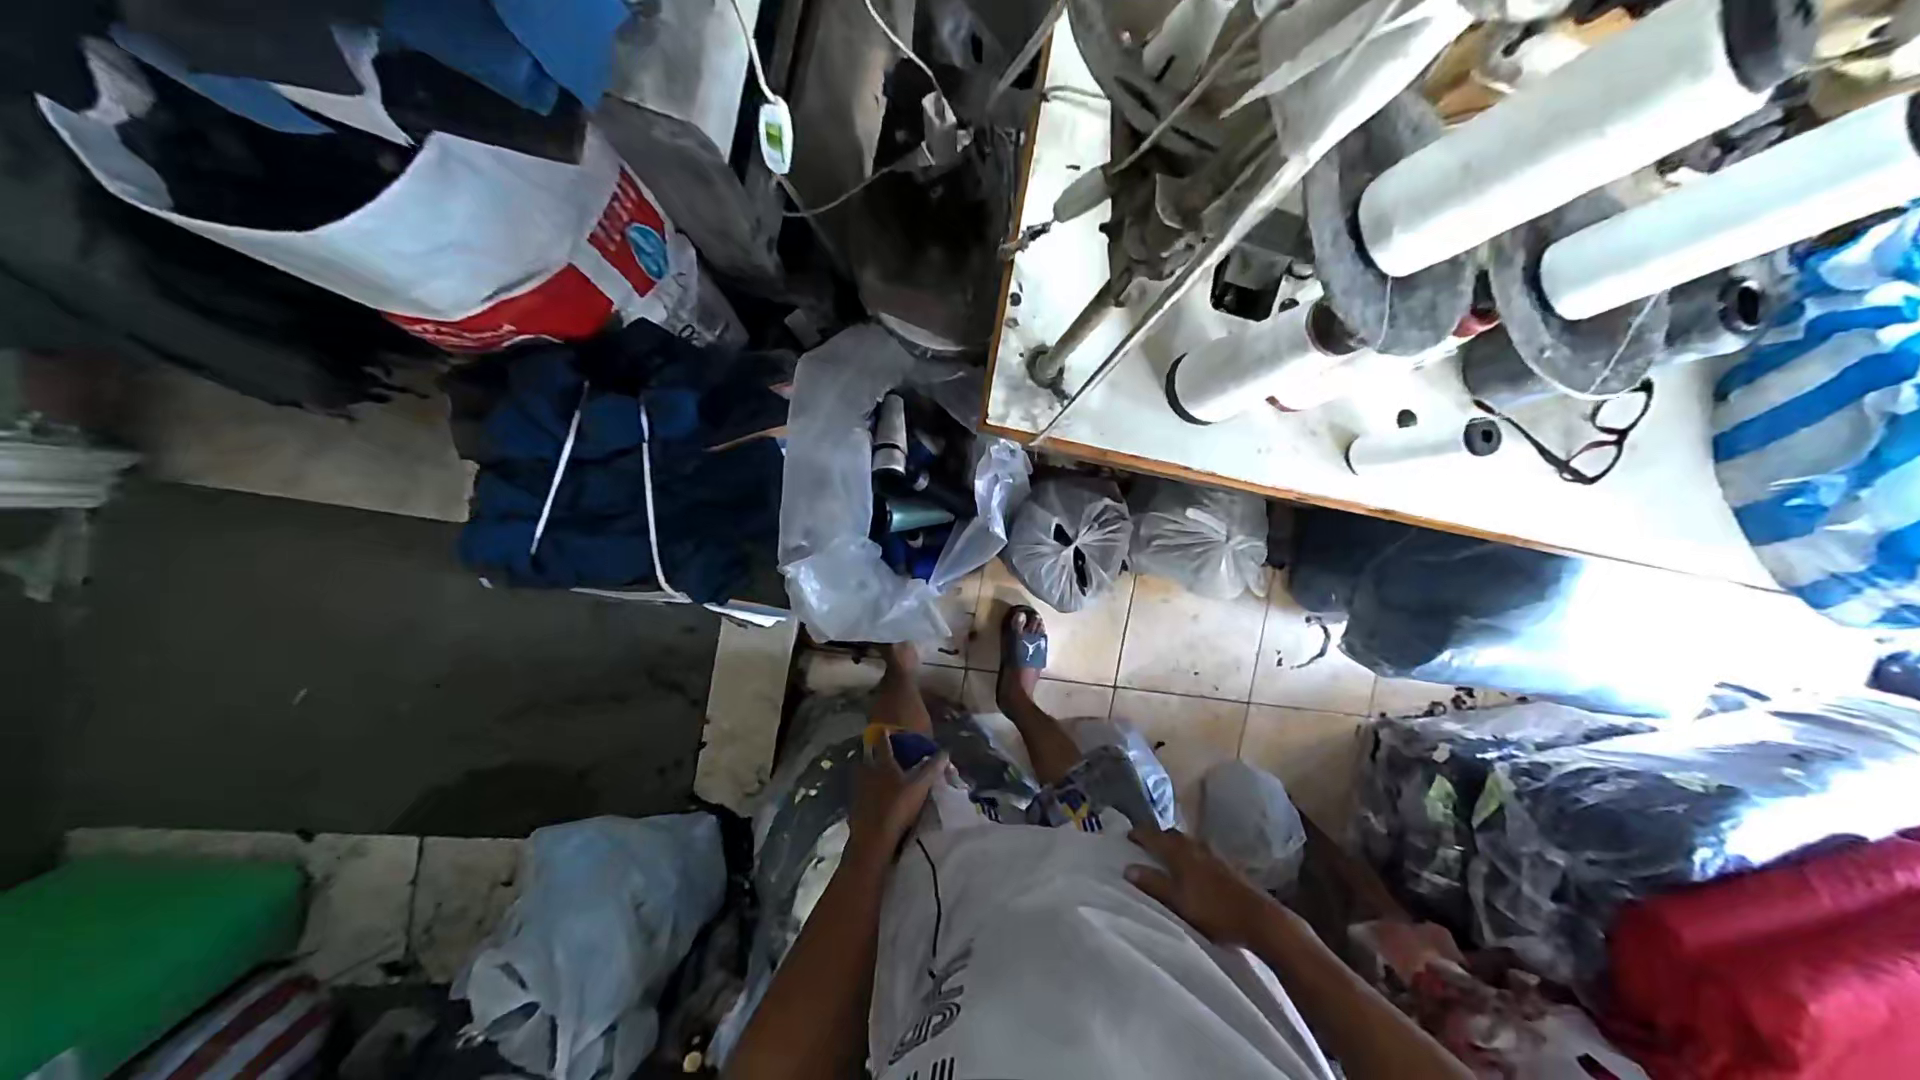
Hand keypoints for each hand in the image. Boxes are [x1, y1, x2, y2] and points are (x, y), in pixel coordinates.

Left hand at [847, 736, 946, 862]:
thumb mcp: (920, 786)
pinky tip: (875, 796)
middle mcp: (867, 771)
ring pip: (863, 773)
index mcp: (883, 764)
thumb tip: (945, 751)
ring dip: (870, 771)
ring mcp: (858, 788)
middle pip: (869, 756)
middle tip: (883, 753)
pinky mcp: (854, 805)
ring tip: (880, 775)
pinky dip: (867, 789)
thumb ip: (932, 768)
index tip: (886, 729)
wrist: (873, 838)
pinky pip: (860, 790)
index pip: (883, 742)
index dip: (885, 734)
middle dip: (874, 753)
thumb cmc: (898, 807)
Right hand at [1126, 827, 1279, 947]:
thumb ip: (1153, 883)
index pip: (1154, 835)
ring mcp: (1214, 854)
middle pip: (1171, 835)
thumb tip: (1128, 868)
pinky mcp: (1226, 865)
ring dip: (1174, 845)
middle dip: (1157, 837)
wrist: (1260, 919)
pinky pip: (1199, 851)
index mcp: (1180, 852)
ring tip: (1165, 856)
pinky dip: (1188, 854)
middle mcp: (1196, 846)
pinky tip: (1191, 868)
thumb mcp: (1178, 900)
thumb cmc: (1214, 910)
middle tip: (1144, 845)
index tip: (1127, 836)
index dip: (1139, 834)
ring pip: (1187, 842)